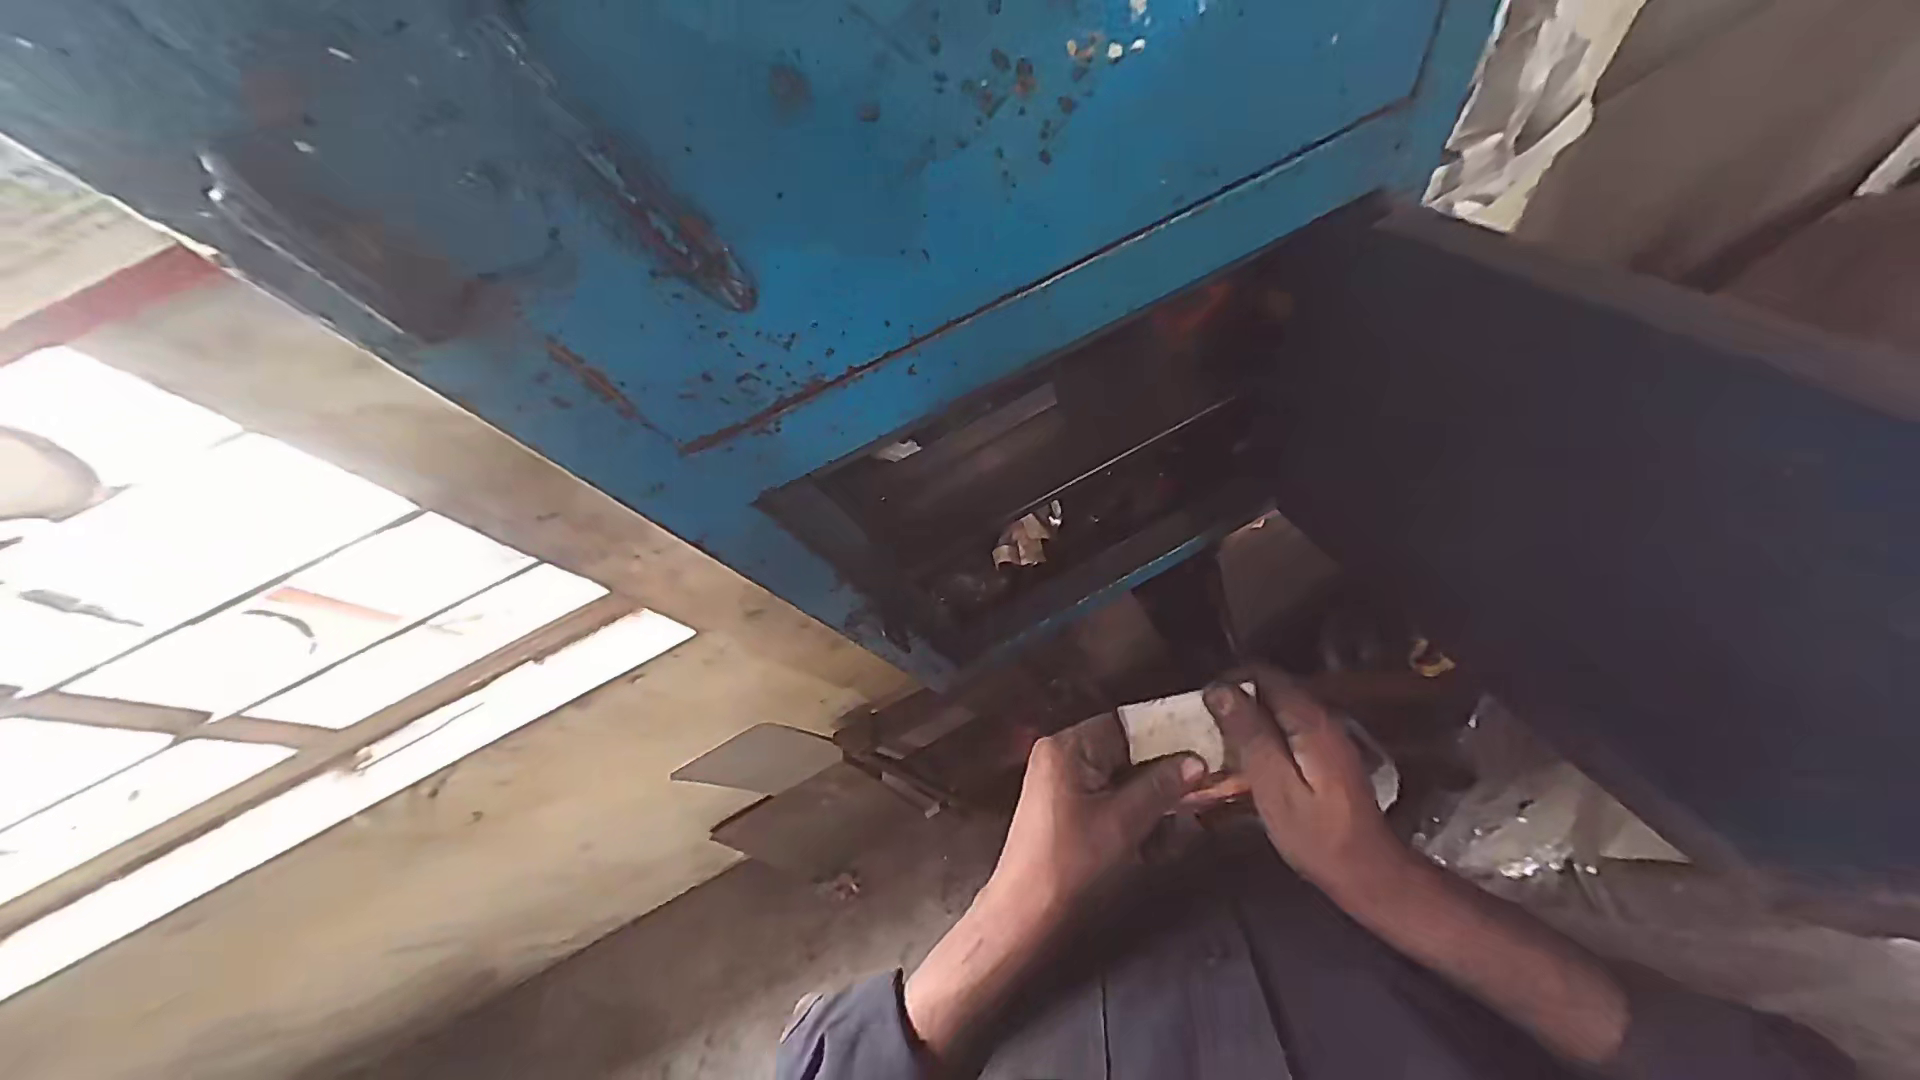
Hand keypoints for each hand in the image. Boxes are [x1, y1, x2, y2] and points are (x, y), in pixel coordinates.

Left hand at [987, 713, 1207, 929]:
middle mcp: (1061, 755)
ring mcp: (1061, 781)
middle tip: (1192, 800)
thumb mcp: (1123, 823)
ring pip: (1120, 780)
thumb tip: (1195, 762)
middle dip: (1158, 780)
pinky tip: (1146, 848)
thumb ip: (1160, 787)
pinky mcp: (1065, 807)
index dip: (1163, 736)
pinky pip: (1107, 799)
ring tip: (1164, 839)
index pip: (1124, 725)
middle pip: (1124, 753)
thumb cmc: (1071, 863)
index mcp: (1068, 747)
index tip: (1199, 750)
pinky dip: (1129, 818)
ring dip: (1148, 806)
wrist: (1025, 913)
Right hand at [1203, 665, 1412, 904]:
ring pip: (1277, 708)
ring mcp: (1328, 737)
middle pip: (1270, 688)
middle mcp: (1323, 719)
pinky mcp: (1326, 755)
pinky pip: (1286, 728)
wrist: (1370, 876)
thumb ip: (1249, 734)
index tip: (1201, 703)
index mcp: (1309, 721)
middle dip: (1234, 698)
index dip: (1228, 681)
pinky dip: (1261, 734)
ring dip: (1246, 717)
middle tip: (1203, 724)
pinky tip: (1245, 759)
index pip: (1263, 674)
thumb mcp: (1273, 784)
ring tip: (1216, 740)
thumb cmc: (1317, 836)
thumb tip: (1219, 691)